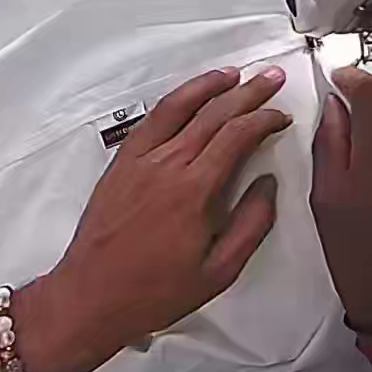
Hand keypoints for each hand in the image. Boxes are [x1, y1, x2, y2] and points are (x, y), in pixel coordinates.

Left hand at [6, 66, 292, 371]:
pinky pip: (150, 121)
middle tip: (270, 79)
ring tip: (232, 74)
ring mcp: (139, 161)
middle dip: (247, 92)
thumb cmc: (153, 291)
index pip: (237, 136)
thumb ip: (251, 224)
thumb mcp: (218, 272)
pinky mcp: (120, 164)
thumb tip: (267, 185)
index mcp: (193, 192)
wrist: (91, 297)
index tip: (281, 117)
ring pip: (179, 108)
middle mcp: (166, 166)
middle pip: (213, 114)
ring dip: (208, 86)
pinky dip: (172, 102)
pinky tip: (186, 98)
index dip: (264, 119)